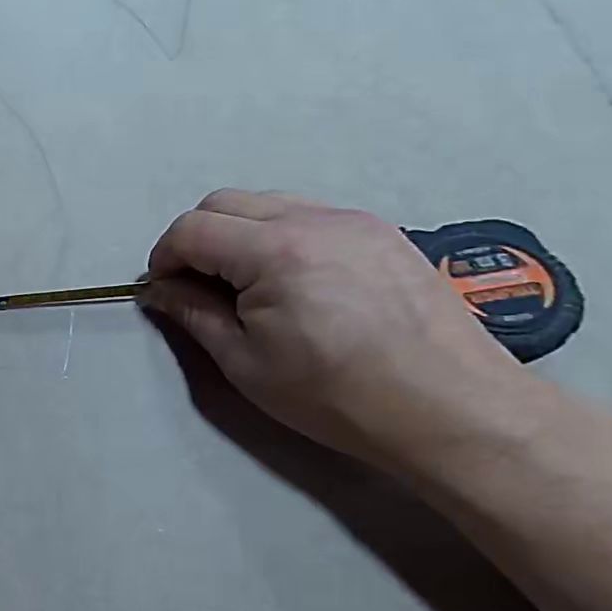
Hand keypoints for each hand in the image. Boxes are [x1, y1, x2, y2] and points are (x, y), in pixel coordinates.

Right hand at [141, 190, 545, 477]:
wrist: (451, 408)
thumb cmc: (336, 395)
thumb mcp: (245, 363)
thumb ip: (194, 313)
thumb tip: (160, 289)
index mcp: (274, 251)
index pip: (192, 228)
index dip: (164, 256)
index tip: (163, 290)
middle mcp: (313, 218)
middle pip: (225, 202)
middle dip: (196, 238)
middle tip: (197, 286)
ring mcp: (352, 219)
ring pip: (267, 202)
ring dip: (237, 233)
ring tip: (244, 284)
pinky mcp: (380, 231)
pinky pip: (308, 214)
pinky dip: (279, 235)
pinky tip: (292, 280)